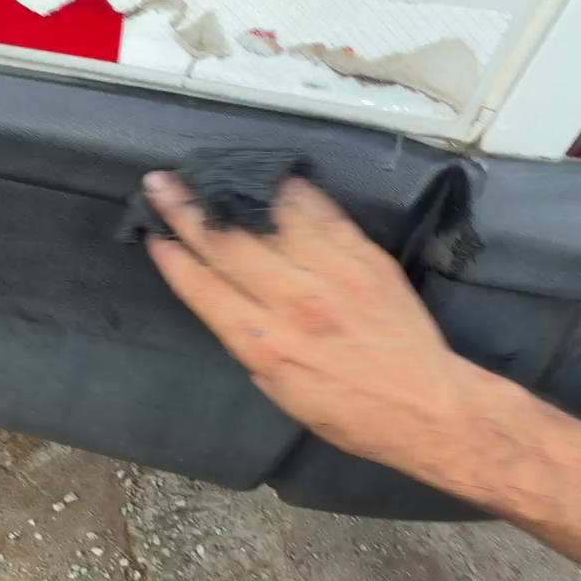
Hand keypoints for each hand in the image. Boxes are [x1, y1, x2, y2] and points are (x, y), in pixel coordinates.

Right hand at [143, 172, 504, 481]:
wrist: (428, 406)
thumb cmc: (345, 410)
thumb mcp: (276, 387)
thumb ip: (247, 337)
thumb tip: (223, 294)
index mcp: (263, 342)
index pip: (203, 287)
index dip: (173, 257)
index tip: (153, 234)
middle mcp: (293, 302)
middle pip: (226, 244)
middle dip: (186, 210)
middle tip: (159, 183)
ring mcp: (332, 273)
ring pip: (269, 219)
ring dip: (229, 191)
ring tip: (204, 170)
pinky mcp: (365, 256)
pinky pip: (319, 211)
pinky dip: (289, 190)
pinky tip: (267, 173)